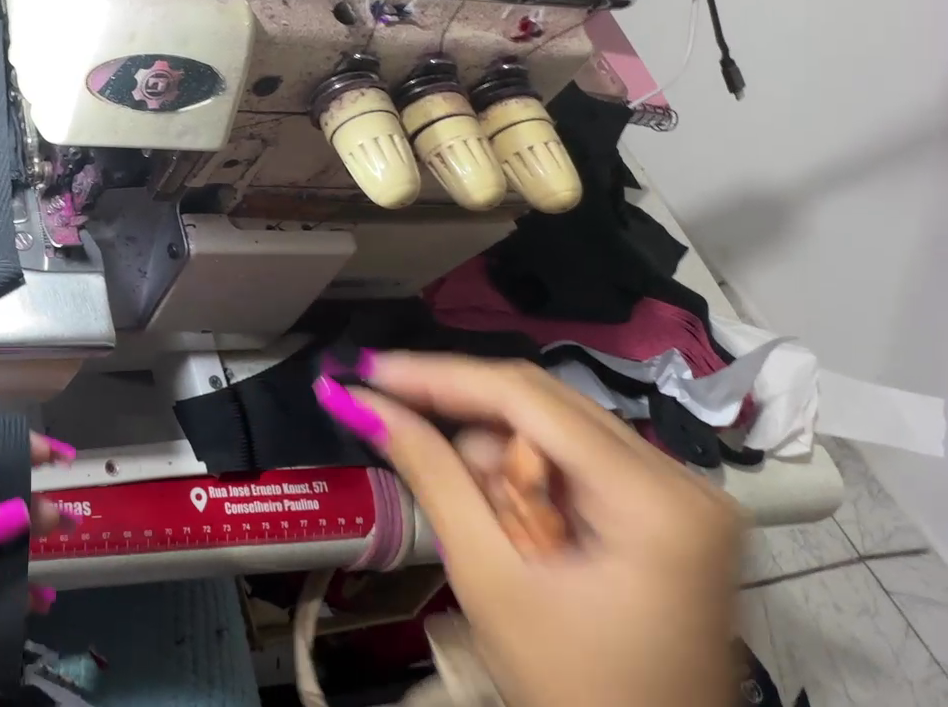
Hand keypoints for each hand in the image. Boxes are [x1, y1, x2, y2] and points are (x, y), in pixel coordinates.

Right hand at [313, 352, 745, 706]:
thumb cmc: (573, 684)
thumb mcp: (488, 575)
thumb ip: (430, 474)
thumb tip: (365, 404)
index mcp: (653, 498)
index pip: (526, 397)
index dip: (437, 375)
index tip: (368, 370)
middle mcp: (680, 479)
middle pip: (540, 405)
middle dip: (464, 422)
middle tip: (390, 420)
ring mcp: (677, 495)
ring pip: (549, 429)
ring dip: (495, 461)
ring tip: (482, 524)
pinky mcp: (663, 512)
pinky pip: (568, 460)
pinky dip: (522, 480)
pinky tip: (511, 524)